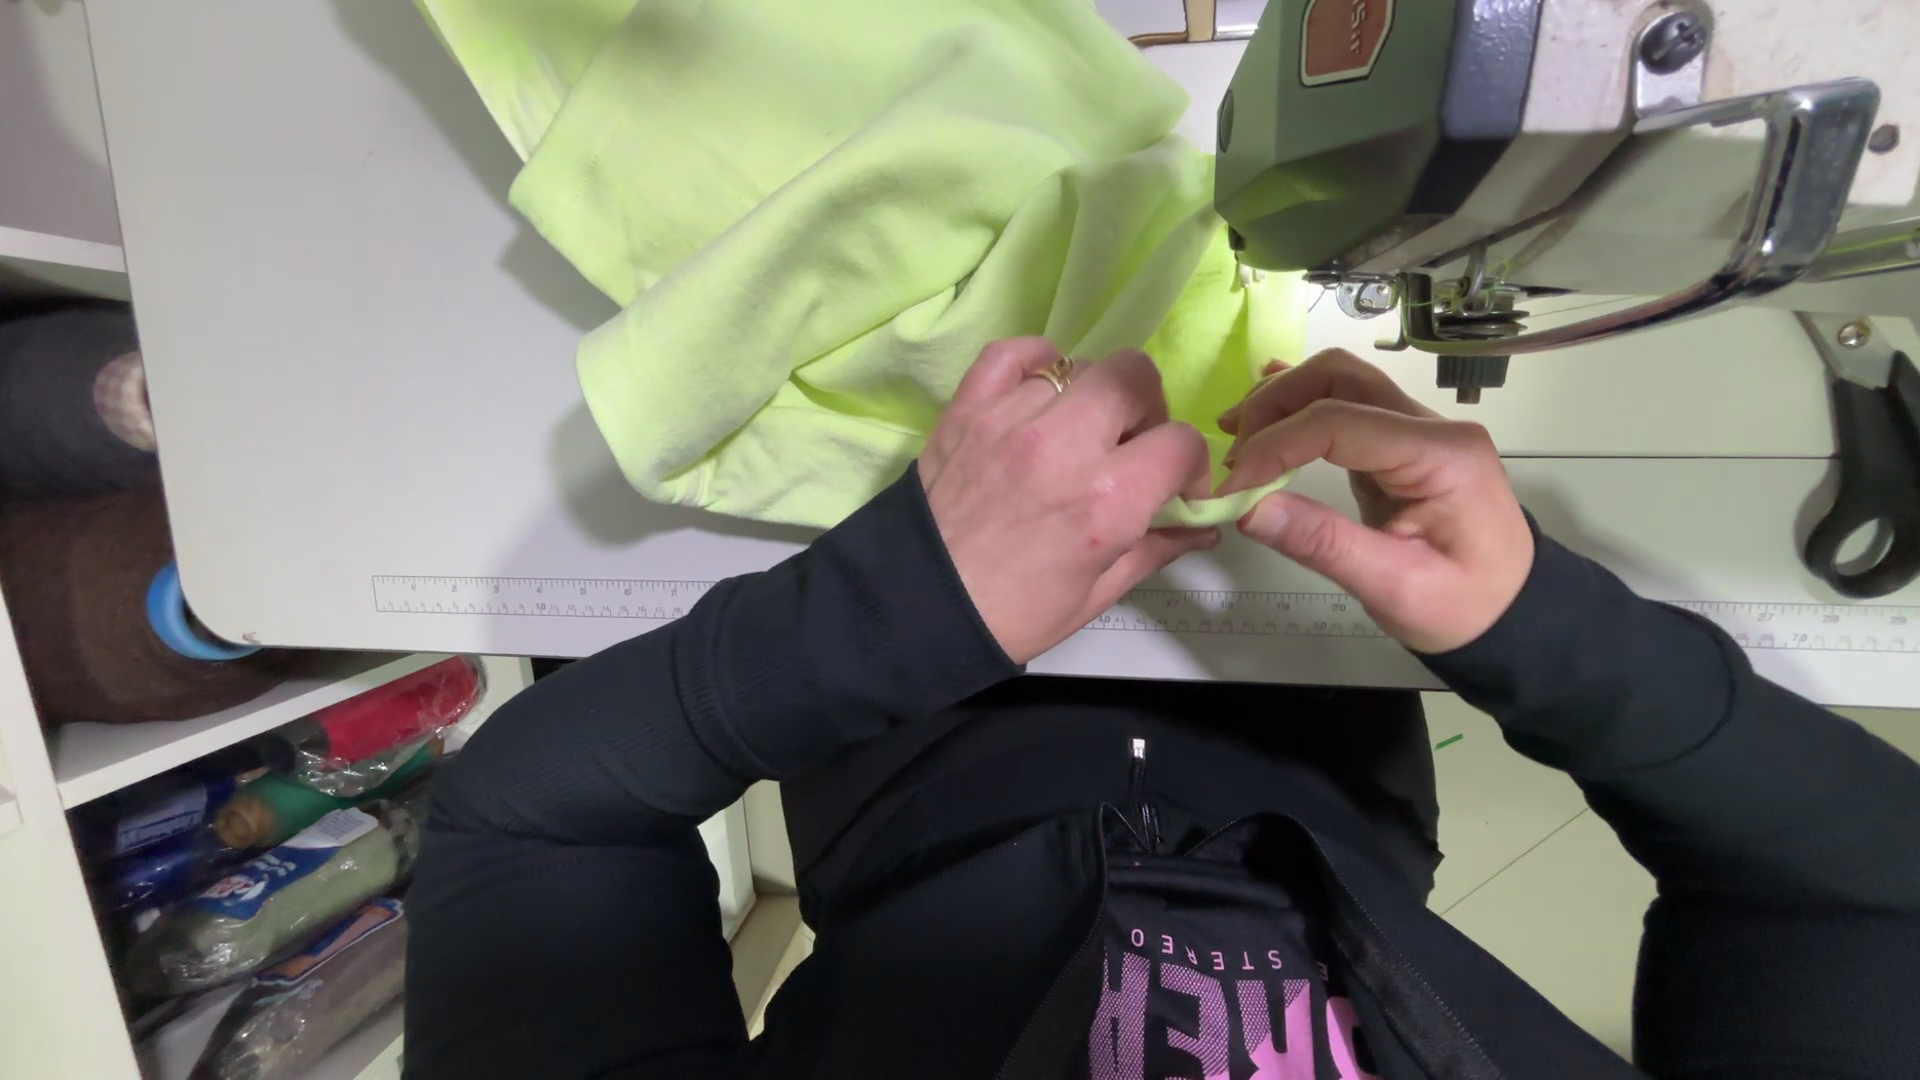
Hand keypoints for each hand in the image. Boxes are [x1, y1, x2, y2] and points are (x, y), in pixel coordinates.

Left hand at [920, 338, 1218, 663]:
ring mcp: (1009, 420)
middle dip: (1146, 410)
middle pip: (1134, 376)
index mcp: (1106, 500)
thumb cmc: (1014, 614)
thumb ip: (1156, 549)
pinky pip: (1010, 353)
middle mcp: (1063, 445)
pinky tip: (1039, 390)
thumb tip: (1202, 527)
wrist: (918, 609)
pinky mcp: (966, 410)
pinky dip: (1034, 360)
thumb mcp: (1097, 595)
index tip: (1174, 485)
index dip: (1188, 465)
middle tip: (1127, 447)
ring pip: (1076, 367)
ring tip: (1072, 434)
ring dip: (1088, 399)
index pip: (1181, 443)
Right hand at [1216, 349, 1533, 652]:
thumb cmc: (1461, 605)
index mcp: (1440, 455)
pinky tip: (1258, 411)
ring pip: (1336, 380)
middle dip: (1273, 406)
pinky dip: (1294, 404)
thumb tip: (1248, 511)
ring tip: (1235, 437)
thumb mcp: (1393, 588)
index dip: (1273, 446)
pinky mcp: (1394, 442)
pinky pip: (1340, 403)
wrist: (1509, 610)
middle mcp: (1430, 426)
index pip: (1338, 422)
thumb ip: (1322, 544)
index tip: (1232, 488)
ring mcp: (1414, 429)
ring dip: (1279, 400)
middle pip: (1338, 377)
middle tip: (1232, 456)